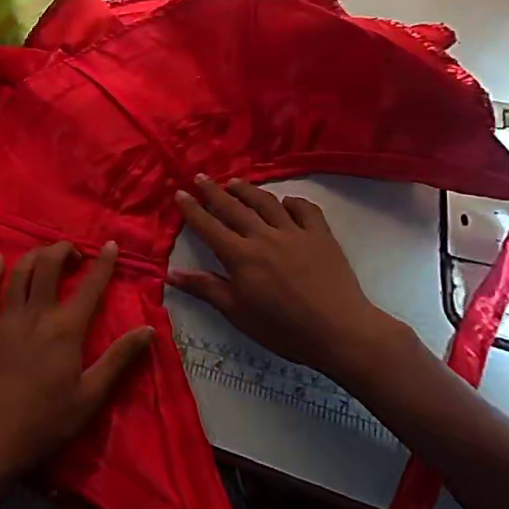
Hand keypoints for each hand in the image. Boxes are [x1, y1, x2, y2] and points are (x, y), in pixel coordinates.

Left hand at [0, 241, 154, 490]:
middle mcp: (36, 314)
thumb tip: (148, 330)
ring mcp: (6, 319)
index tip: (110, 245)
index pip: (90, 286)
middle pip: (48, 265)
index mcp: (66, 329)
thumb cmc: (45, 422)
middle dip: (64, 251)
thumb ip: (119, 359)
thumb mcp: (91, 396)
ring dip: (35, 256)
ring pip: (20, 272)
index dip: (103, 263)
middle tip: (75, 257)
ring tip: (45, 256)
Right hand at [171, 175, 404, 382]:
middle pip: (234, 207)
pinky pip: (305, 209)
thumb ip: (205, 288)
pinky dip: (292, 202)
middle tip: (201, 177)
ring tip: (234, 182)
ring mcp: (294, 232)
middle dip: (214, 191)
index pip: (209, 227)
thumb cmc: (283, 329)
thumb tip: (171, 273)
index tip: (180, 193)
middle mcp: (264, 236)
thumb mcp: (237, 313)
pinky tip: (286, 202)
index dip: (192, 209)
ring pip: (266, 203)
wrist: (338, 331)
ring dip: (248, 190)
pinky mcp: (320, 235)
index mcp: (241, 256)